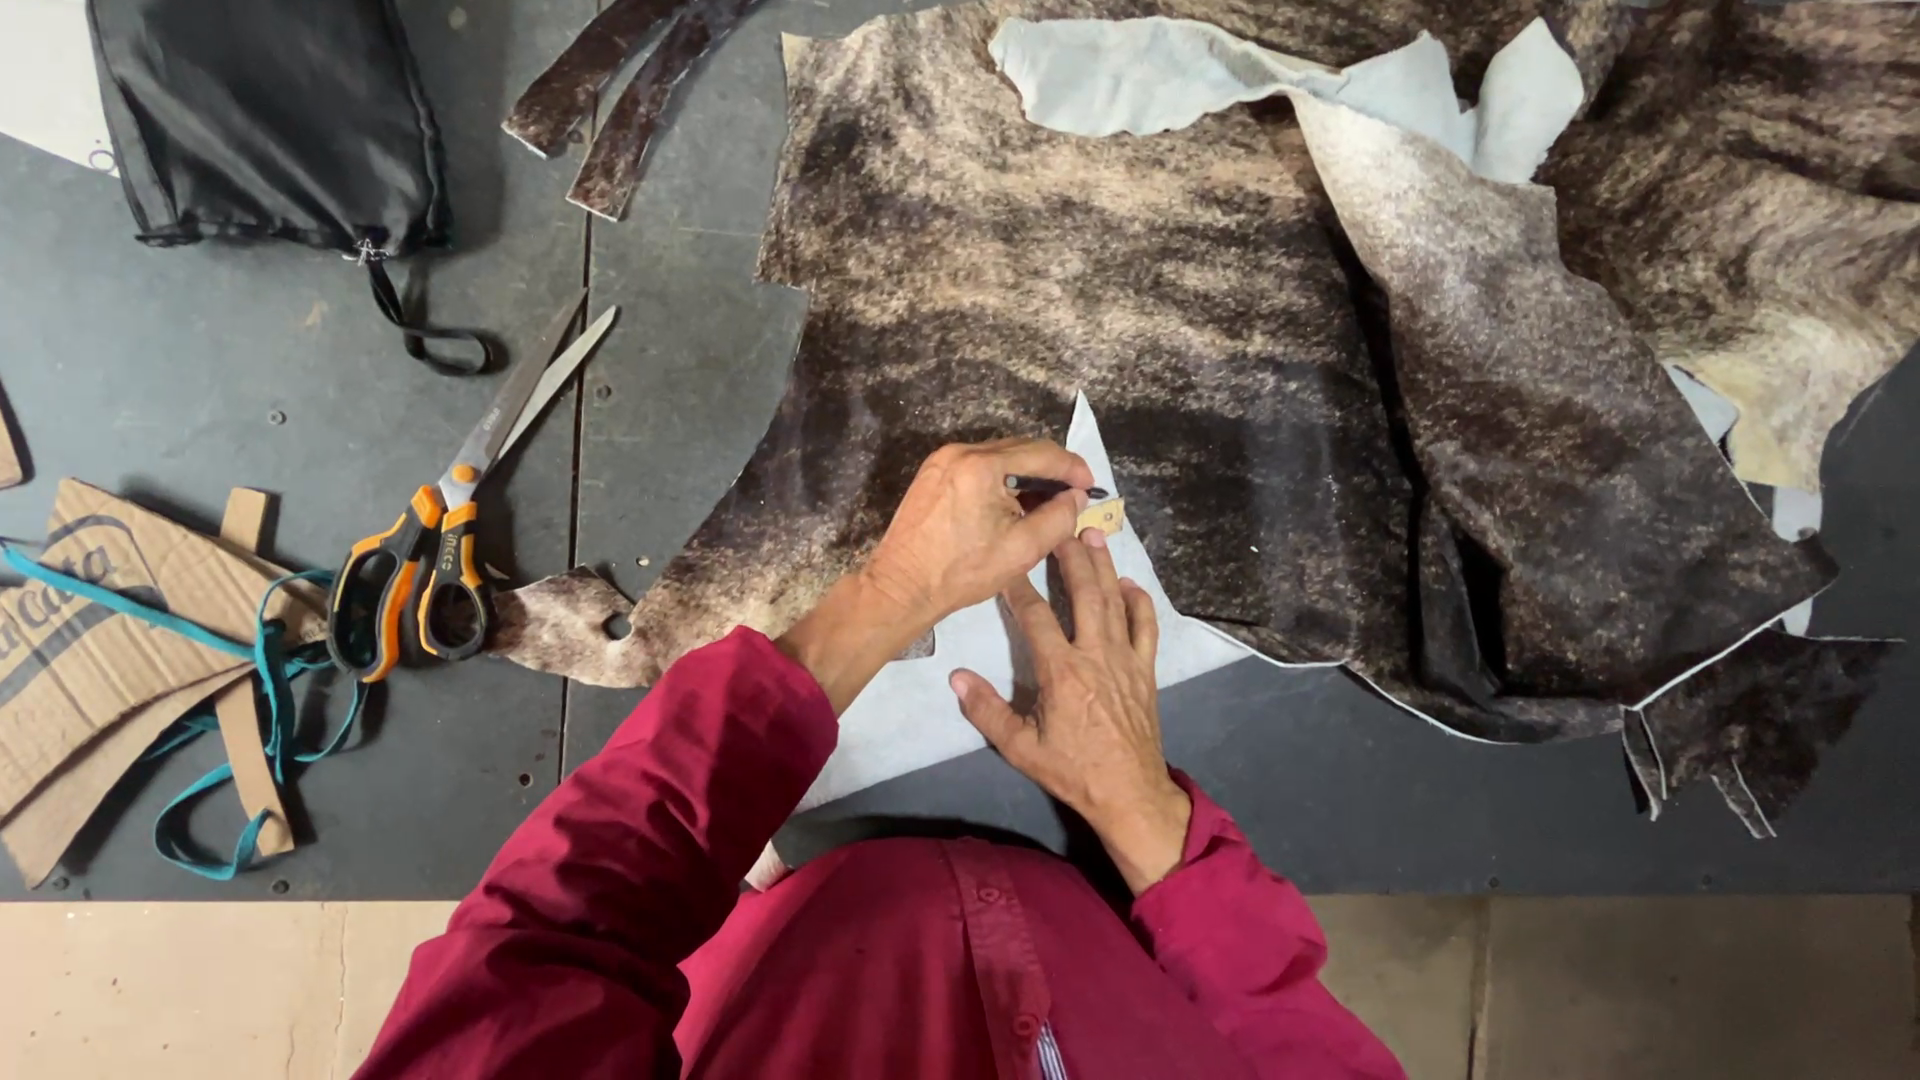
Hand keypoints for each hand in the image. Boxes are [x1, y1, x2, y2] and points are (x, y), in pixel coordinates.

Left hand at [776, 438, 1091, 715]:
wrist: (902, 586)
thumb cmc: (962, 572)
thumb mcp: (1023, 549)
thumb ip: (1059, 518)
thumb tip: (1077, 498)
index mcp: (983, 466)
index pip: (1043, 453)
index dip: (1073, 468)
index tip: (1090, 487)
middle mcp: (960, 452)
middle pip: (1020, 449)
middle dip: (1050, 471)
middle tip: (1070, 498)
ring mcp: (942, 461)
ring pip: (999, 457)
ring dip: (1025, 475)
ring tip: (1043, 505)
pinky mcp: (932, 474)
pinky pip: (978, 467)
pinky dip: (1000, 480)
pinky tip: (1010, 506)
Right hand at [949, 528, 1192, 894]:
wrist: (1129, 793)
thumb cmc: (1072, 770)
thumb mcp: (1021, 748)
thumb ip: (987, 711)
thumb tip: (956, 678)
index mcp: (1062, 672)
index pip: (1036, 617)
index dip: (1019, 588)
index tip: (1006, 564)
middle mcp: (1095, 656)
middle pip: (1084, 595)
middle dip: (1070, 557)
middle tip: (1060, 527)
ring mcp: (1126, 660)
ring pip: (1115, 603)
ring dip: (1104, 567)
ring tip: (1093, 536)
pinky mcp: (1146, 670)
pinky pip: (1147, 628)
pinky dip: (1139, 603)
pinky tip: (1130, 584)